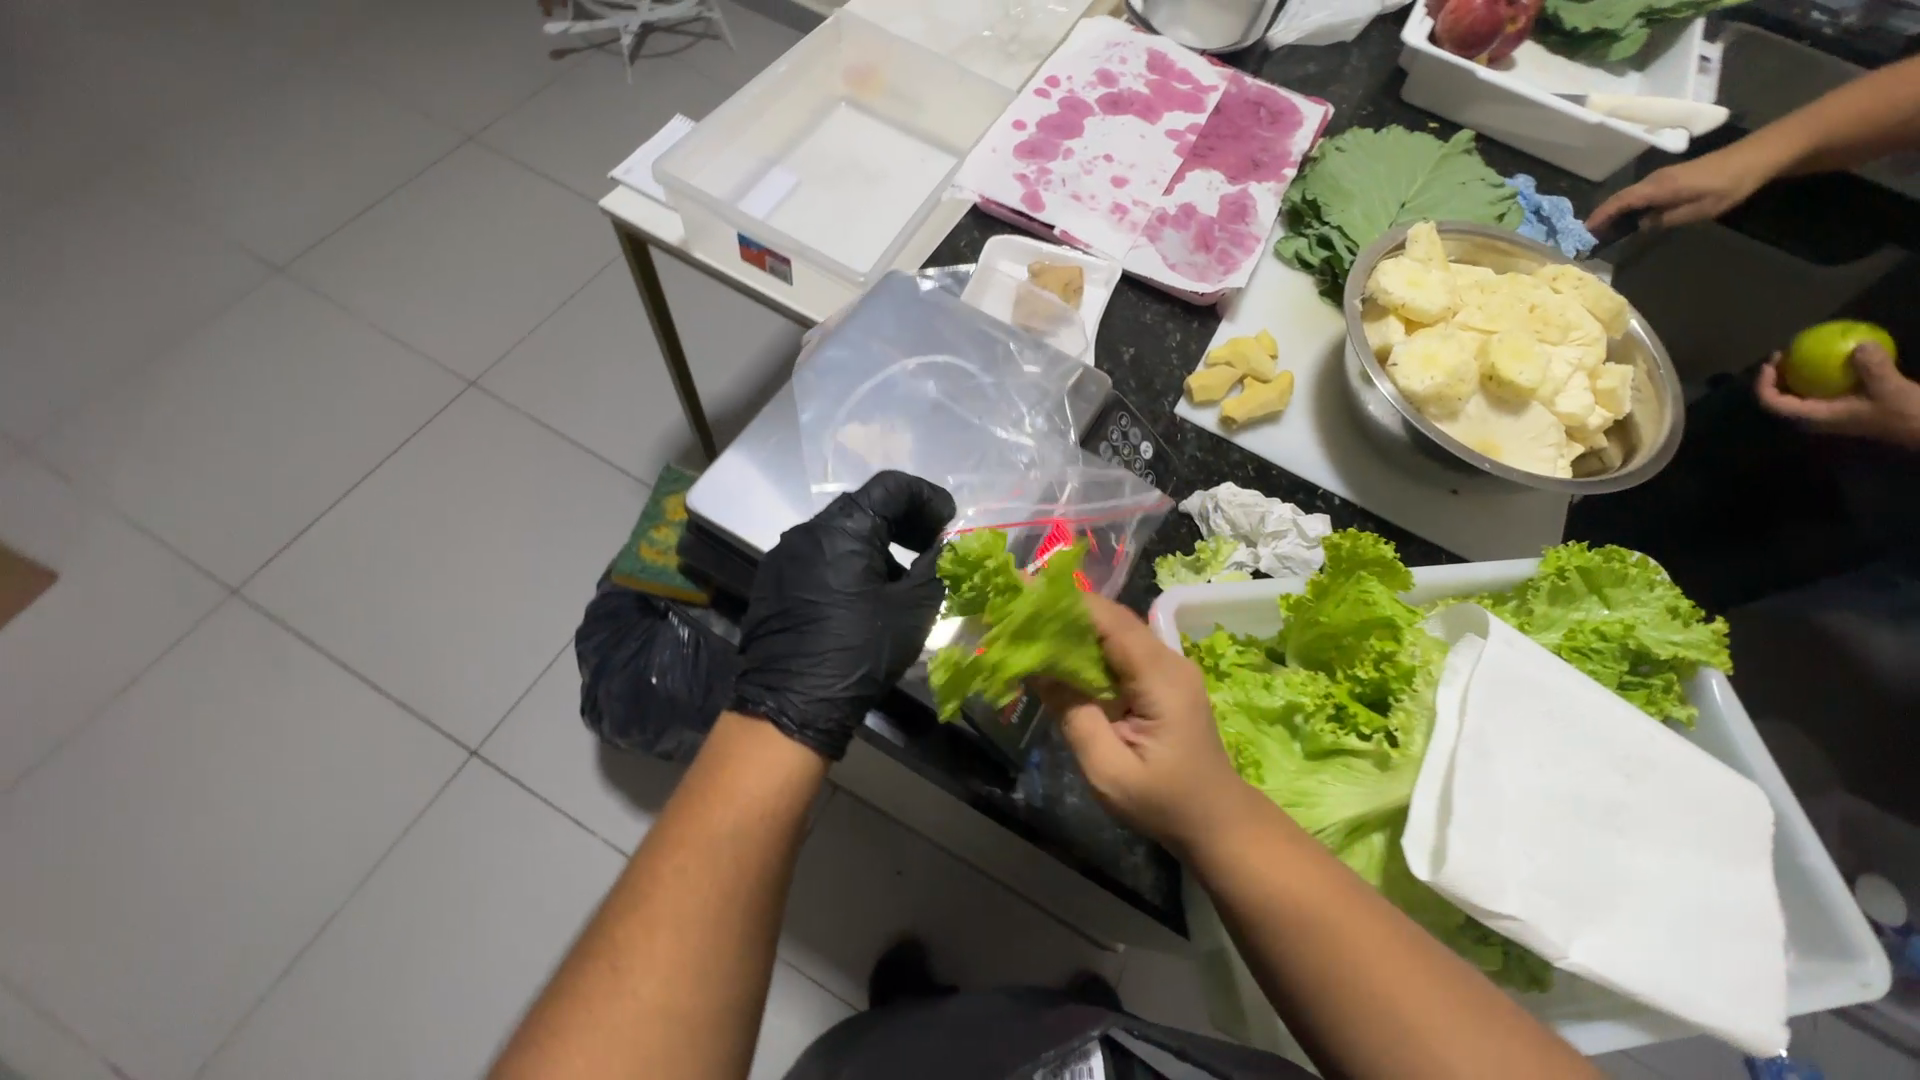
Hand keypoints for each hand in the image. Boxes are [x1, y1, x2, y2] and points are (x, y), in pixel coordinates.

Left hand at [730, 471, 954, 759]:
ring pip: (841, 534)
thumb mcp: (914, 608)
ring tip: (902, 576)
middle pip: (864, 506)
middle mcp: (808, 531)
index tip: (949, 522)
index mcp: (844, 527)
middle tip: (931, 545)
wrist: (792, 702)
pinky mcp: (774, 582)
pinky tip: (866, 595)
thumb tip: (942, 548)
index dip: (928, 498)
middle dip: (904, 521)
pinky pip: (821, 557)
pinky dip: (851, 563)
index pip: (892, 487)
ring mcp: (785, 556)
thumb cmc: (860, 650)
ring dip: (877, 545)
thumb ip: (935, 567)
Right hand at [1043, 594, 1254, 850]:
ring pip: (1116, 631)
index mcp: (1160, 678)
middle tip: (1017, 613)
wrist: (1216, 820)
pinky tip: (1060, 655)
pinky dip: (1089, 646)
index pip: (1110, 621)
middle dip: (1064, 612)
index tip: (1023, 598)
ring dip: (1074, 627)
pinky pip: (1122, 649)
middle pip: (1112, 619)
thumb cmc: (1163, 802)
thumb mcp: (1108, 770)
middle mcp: (1169, 660)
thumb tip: (1037, 670)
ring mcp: (1169, 667)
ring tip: (1029, 629)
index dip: (1066, 605)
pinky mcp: (1162, 678)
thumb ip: (1073, 716)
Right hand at [1587, 145, 1778, 232]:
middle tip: (1590, 236)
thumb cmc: (1730, 184)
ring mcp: (1662, 177)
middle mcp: (1653, 180)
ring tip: (1606, 230)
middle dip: (1602, 216)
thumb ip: (1666, 219)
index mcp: (1657, 188)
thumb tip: (1642, 225)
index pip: (1618, 203)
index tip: (1582, 234)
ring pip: (1629, 196)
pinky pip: (1640, 193)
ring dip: (1615, 212)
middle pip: (1619, 199)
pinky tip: (1630, 218)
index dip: (1599, 218)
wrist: (1759, 155)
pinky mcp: (1670, 177)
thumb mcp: (1700, 210)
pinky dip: (1628, 206)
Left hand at [1757, 344, 1919, 448]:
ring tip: (1797, 354)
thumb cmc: (1904, 413)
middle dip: (1774, 376)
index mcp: (1812, 416)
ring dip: (1792, 376)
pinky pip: (1816, 390)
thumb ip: (1873, 367)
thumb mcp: (1889, 388)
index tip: (1772, 362)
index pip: (1771, 402)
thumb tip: (1860, 345)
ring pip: (1795, 394)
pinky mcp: (1838, 407)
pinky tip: (1826, 360)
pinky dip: (1814, 376)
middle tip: (1783, 354)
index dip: (1763, 383)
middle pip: (1777, 397)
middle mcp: (1811, 416)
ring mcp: (1824, 412)